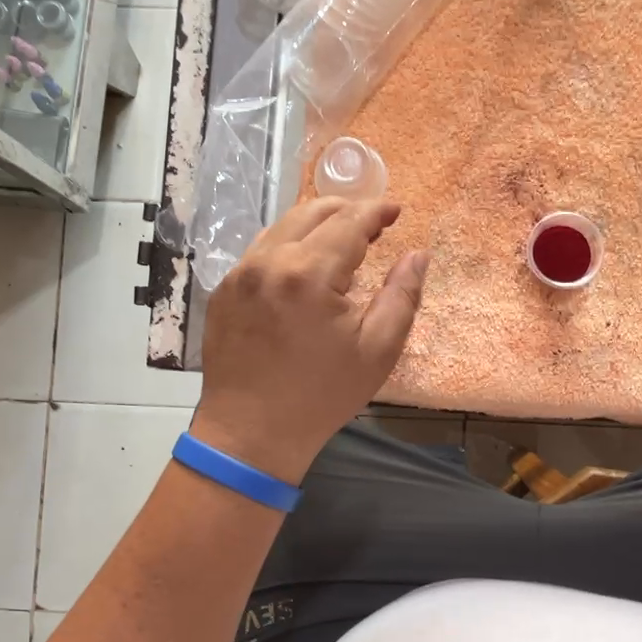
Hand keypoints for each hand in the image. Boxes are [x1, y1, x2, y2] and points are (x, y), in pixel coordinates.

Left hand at [191, 197, 428, 483]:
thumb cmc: (321, 397)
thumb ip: (402, 296)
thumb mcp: (377, 350)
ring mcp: (240, 274)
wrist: (250, 432)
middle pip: (312, 212)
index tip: (396, 209)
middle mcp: (269, 261)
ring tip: (340, 238)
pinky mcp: (224, 291)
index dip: (376, 211)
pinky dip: (287, 245)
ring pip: (282, 227)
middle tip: (373, 223)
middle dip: (347, 210)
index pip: (349, 222)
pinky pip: (260, 251)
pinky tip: (303, 265)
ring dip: (315, 224)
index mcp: (309, 274)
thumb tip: (418, 255)